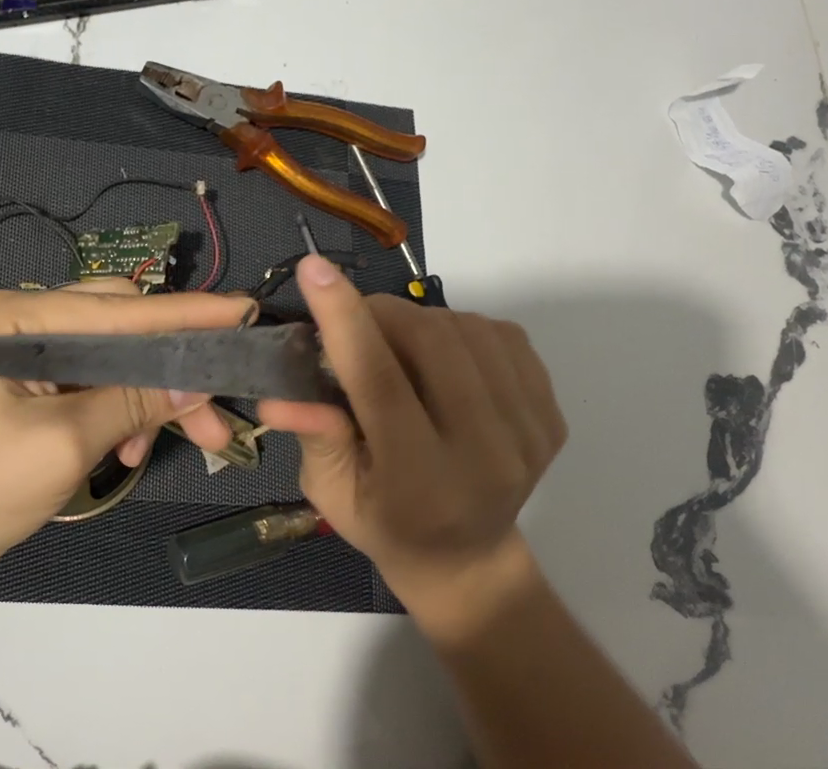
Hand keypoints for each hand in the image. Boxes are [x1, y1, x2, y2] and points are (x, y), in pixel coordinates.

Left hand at [0, 280, 248, 588]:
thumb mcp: (63, 443)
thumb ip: (132, 403)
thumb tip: (199, 380)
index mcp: (21, 317)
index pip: (120, 309)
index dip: (185, 315)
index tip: (244, 311)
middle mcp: (28, 322)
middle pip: (123, 327)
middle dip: (174, 367)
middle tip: (223, 408)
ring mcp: (33, 354)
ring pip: (117, 359)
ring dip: (154, 397)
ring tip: (198, 439)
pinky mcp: (38, 387)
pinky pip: (99, 385)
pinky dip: (125, 413)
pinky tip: (134, 451)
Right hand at [258, 254, 564, 642]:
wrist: (465, 558)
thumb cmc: (382, 522)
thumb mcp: (331, 492)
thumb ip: (314, 436)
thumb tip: (276, 394)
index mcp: (422, 481)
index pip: (381, 382)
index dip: (345, 320)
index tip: (314, 269)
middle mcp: (487, 456)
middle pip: (432, 342)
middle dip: (380, 313)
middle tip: (352, 322)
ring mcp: (529, 436)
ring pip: (468, 330)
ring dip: (420, 320)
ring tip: (396, 345)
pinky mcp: (551, 418)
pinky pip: (504, 337)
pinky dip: (462, 329)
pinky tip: (441, 355)